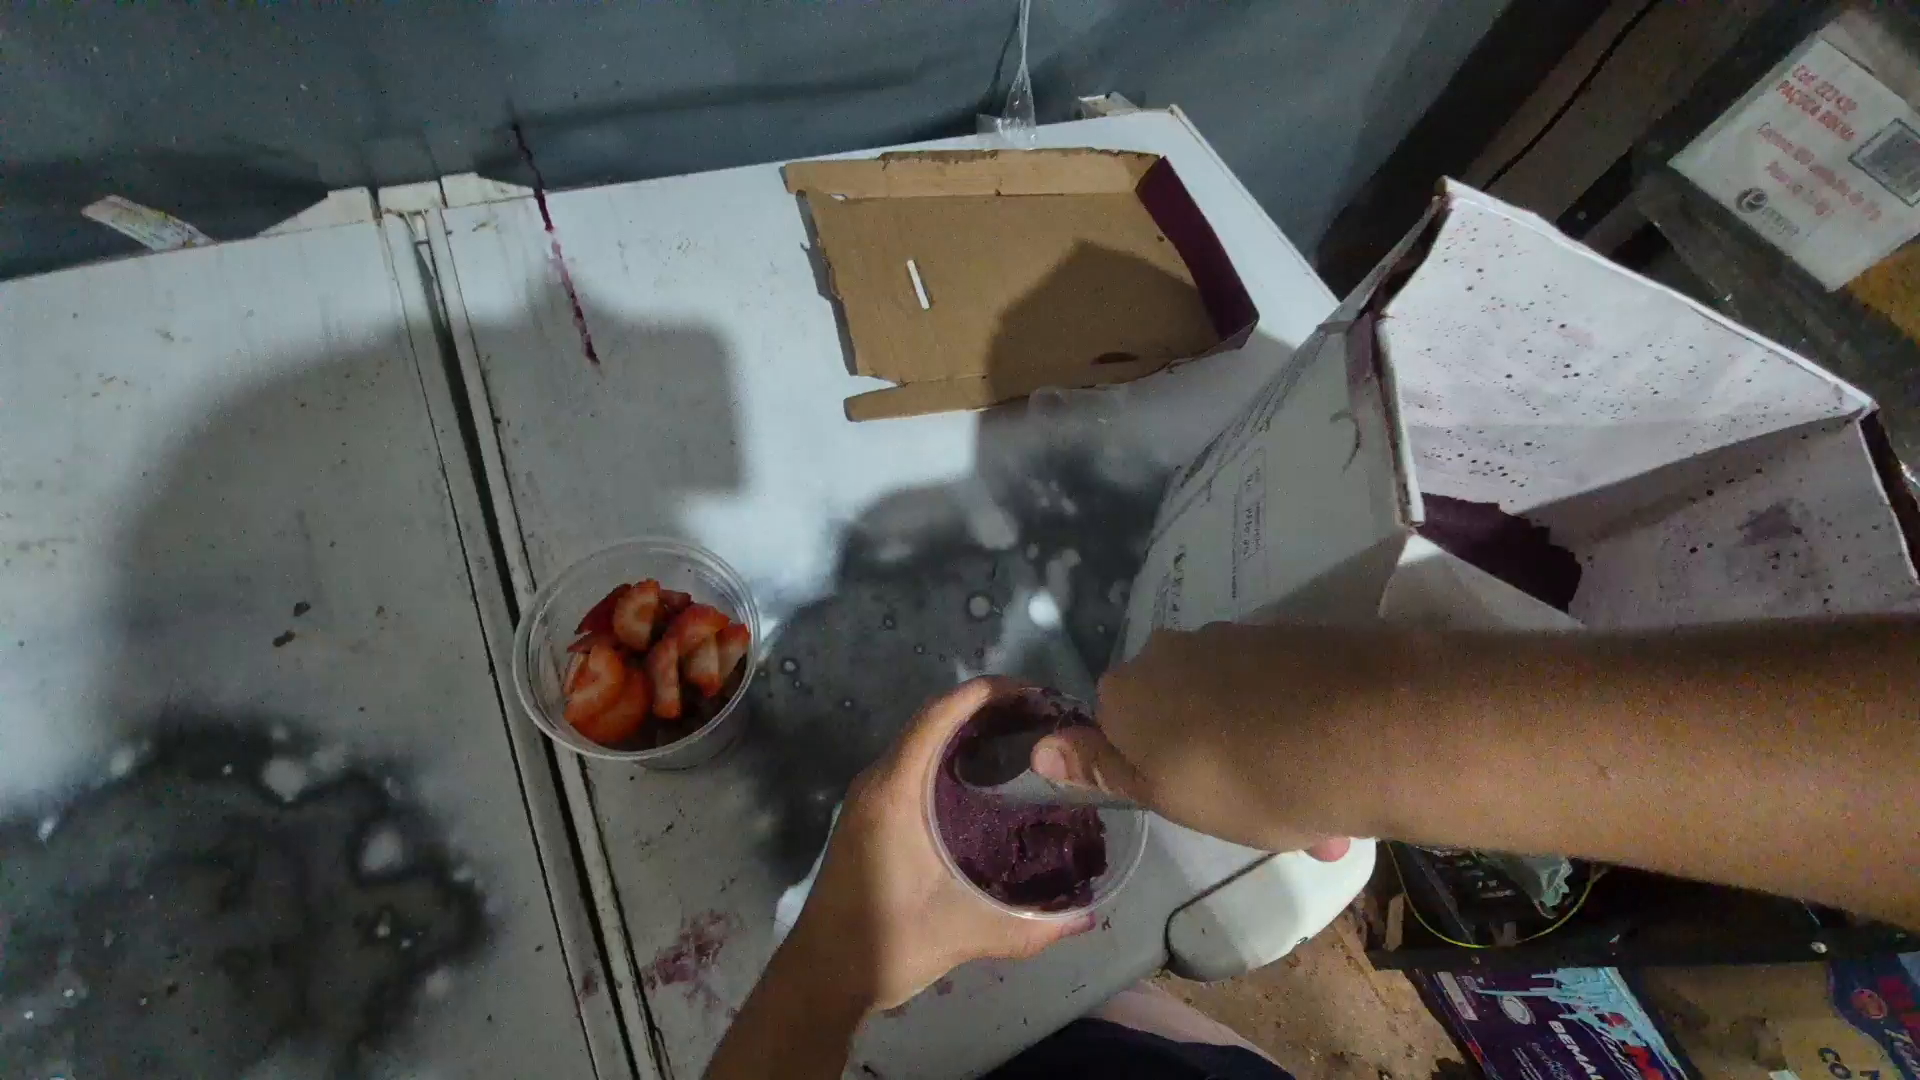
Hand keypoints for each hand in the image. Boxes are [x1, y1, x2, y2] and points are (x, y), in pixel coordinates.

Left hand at [786, 677, 1094, 1012]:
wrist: (822, 974)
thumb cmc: (886, 942)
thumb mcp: (964, 932)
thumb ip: (1030, 926)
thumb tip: (1088, 914)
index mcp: (895, 790)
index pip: (939, 715)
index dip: (985, 693)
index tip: (1032, 693)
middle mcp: (879, 779)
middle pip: (933, 718)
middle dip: (985, 707)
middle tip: (1039, 717)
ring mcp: (871, 794)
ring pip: (922, 739)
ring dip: (966, 728)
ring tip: (1020, 738)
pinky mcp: (872, 810)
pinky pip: (914, 760)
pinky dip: (949, 752)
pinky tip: (985, 777)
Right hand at [1031, 623, 1370, 859]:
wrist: (1362, 729)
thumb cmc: (1243, 781)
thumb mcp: (1163, 793)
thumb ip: (1100, 768)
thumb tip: (1035, 747)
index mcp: (1128, 690)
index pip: (1118, 729)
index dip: (1151, 772)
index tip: (1192, 808)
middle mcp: (1170, 652)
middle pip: (1176, 714)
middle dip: (1211, 765)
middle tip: (1260, 821)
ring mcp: (1231, 639)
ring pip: (1232, 707)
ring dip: (1260, 753)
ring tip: (1316, 812)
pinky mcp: (1286, 636)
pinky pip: (1275, 691)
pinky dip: (1292, 728)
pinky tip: (1333, 770)